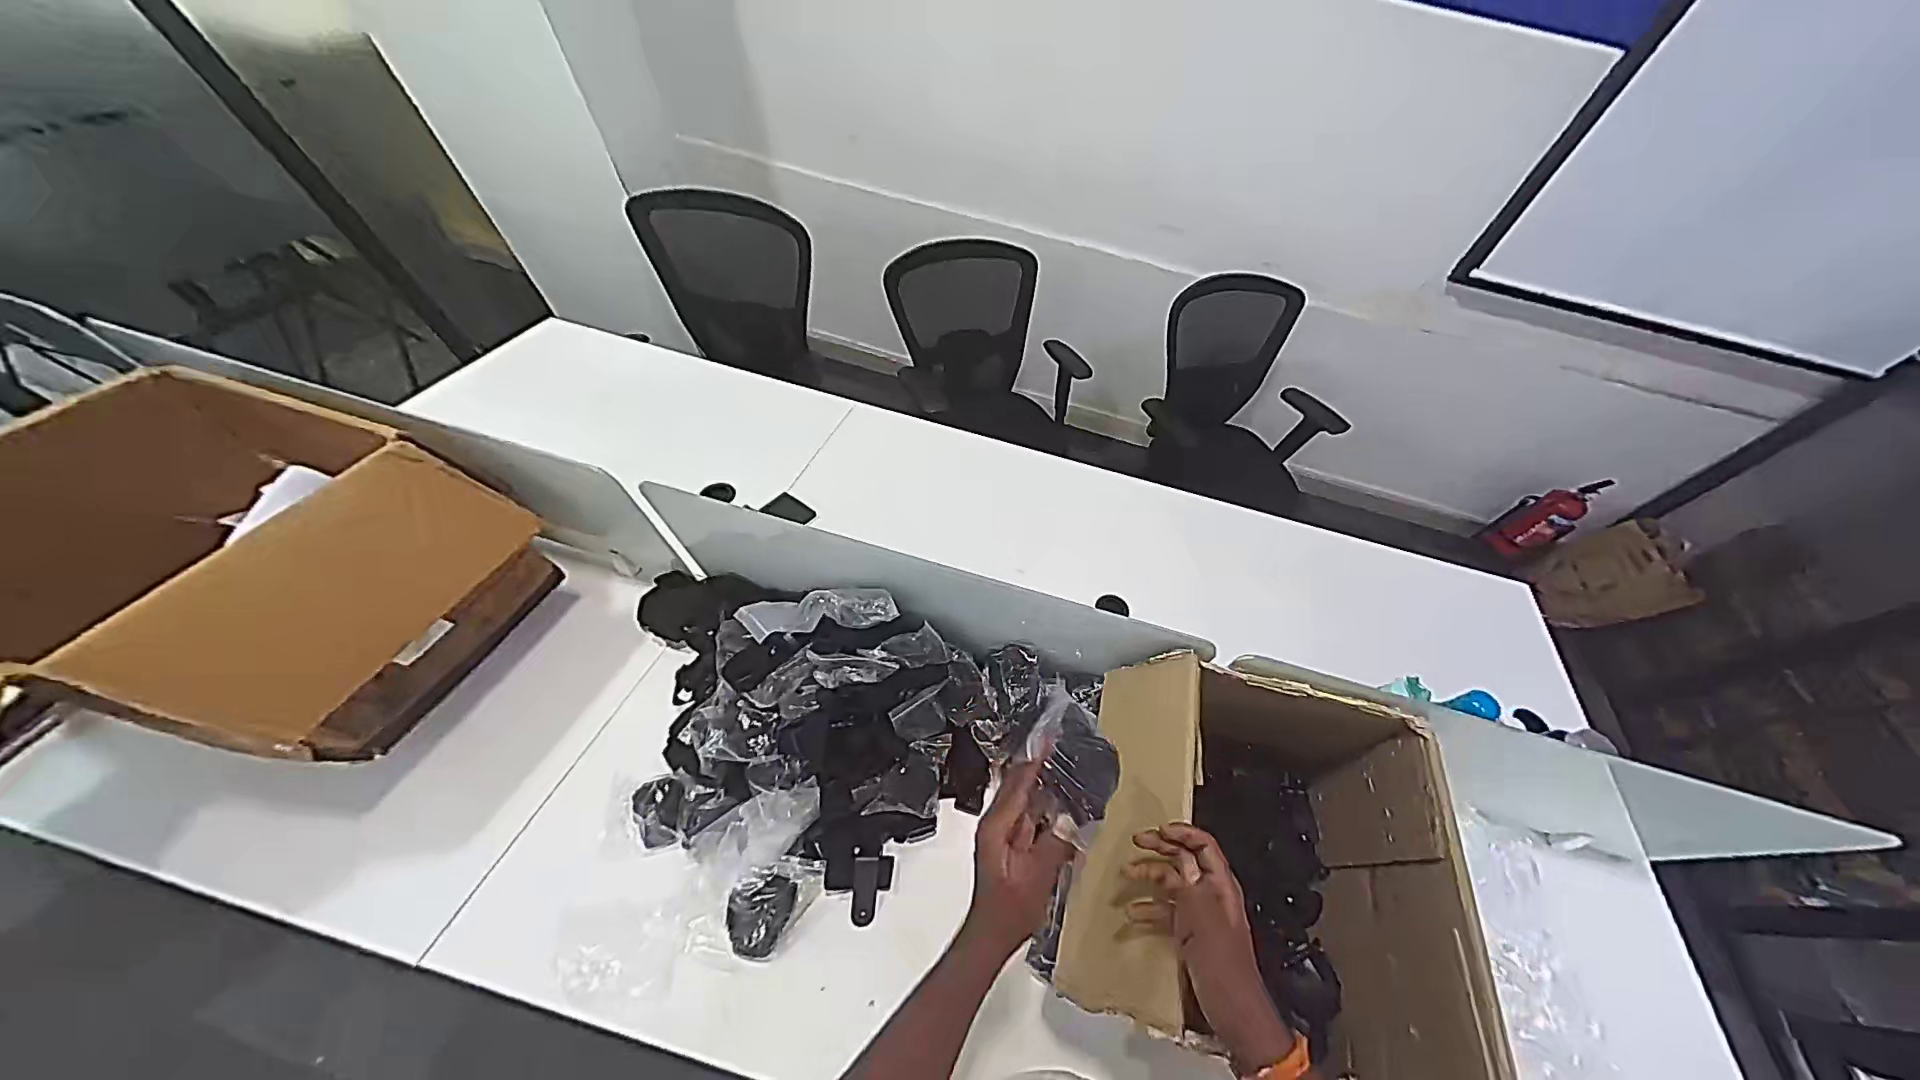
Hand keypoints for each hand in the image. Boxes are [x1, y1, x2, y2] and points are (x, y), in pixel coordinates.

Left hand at [960, 760, 1074, 959]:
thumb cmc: (1007, 910)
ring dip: (1041, 785)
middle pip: (1017, 785)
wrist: (992, 934)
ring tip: (1062, 768)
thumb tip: (1070, 818)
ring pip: (1023, 799)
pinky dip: (1042, 805)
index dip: (1034, 761)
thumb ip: (1055, 844)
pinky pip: (1027, 815)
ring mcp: (1002, 833)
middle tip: (1057, 748)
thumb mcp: (1037, 876)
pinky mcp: (1010, 843)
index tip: (1047, 742)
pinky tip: (1059, 804)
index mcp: (996, 826)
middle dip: (1037, 766)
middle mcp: (996, 824)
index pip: (1017, 783)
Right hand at [1127, 824, 1298, 1073]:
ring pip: (1172, 883)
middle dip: (1161, 848)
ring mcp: (1199, 914)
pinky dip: (1149, 908)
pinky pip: (1167, 911)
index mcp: (1221, 887)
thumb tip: (1178, 858)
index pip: (1204, 846)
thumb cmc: (1224, 968)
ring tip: (1127, 874)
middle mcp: (1211, 895)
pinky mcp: (1189, 934)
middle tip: (1136, 841)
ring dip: (1149, 876)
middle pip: (1185, 860)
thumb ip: (1189, 888)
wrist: (1234, 1015)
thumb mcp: (1204, 922)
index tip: (1157, 830)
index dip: (1182, 833)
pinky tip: (1133, 913)